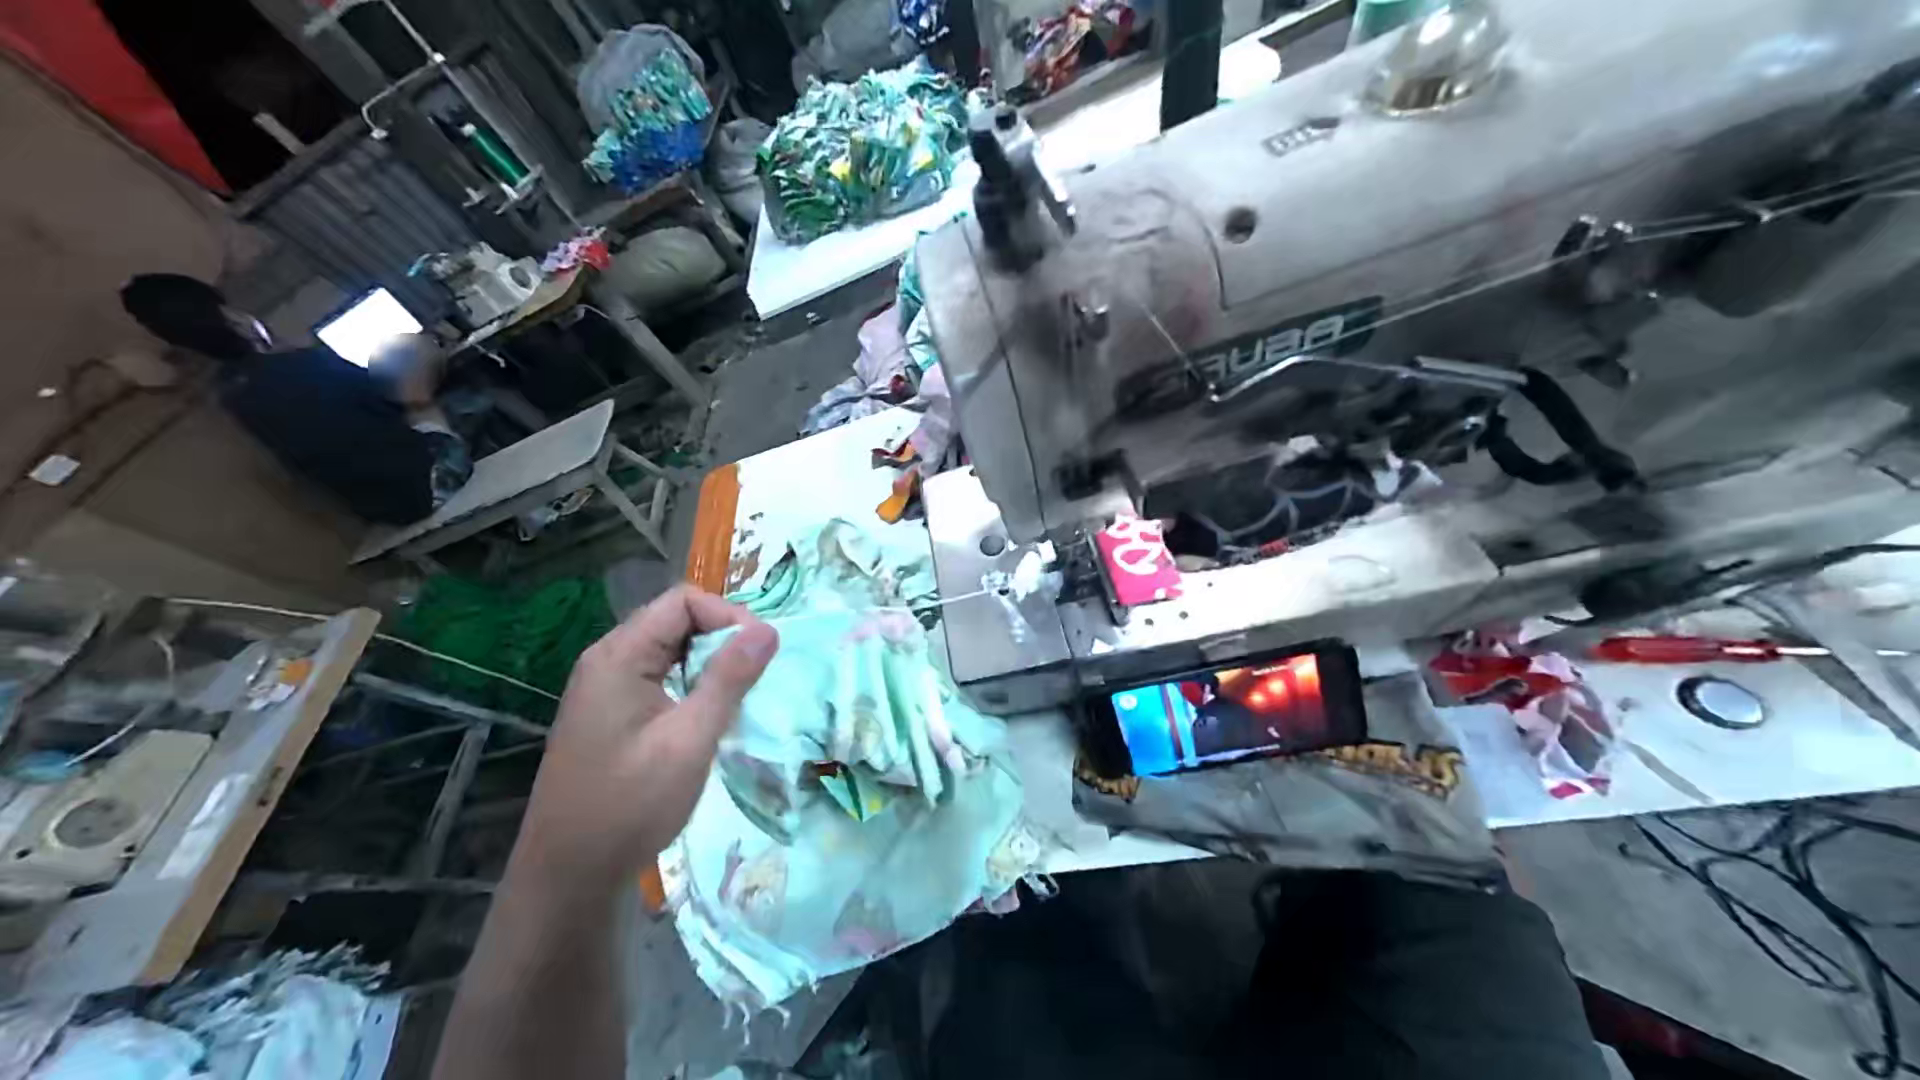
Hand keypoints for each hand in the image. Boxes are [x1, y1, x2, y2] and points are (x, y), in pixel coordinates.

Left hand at [511, 585, 777, 895]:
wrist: (569, 875)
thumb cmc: (631, 804)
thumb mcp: (690, 739)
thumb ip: (729, 679)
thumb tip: (768, 629)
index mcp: (619, 656)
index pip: (683, 601)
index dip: (728, 615)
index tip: (761, 652)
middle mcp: (608, 660)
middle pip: (676, 619)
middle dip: (723, 638)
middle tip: (756, 675)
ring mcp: (606, 687)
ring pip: (671, 649)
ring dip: (710, 662)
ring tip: (739, 695)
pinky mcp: (612, 711)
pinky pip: (660, 675)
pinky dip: (692, 683)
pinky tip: (709, 715)